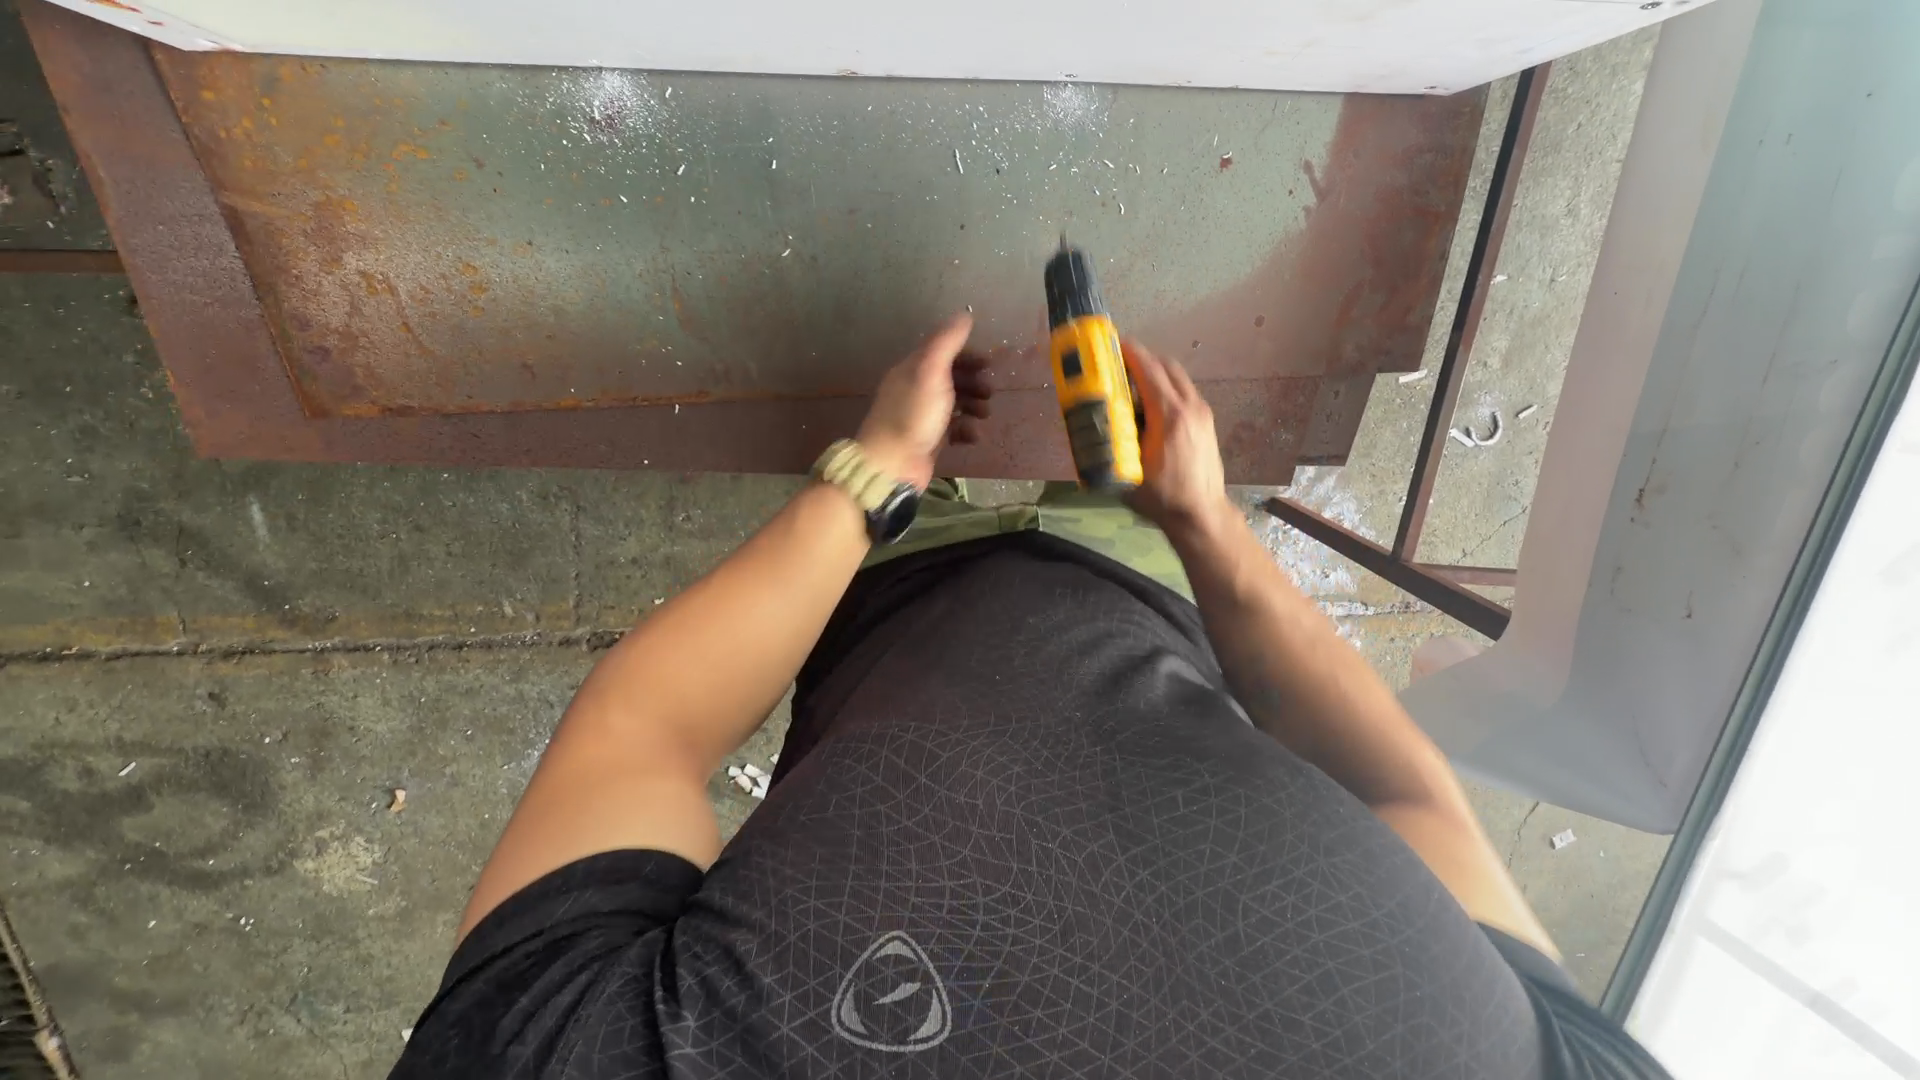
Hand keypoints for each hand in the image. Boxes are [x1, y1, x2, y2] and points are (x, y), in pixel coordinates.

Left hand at [857, 313, 992, 486]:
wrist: (892, 464)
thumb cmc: (913, 415)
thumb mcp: (930, 372)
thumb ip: (946, 342)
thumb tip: (964, 314)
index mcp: (912, 369)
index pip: (943, 352)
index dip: (967, 355)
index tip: (989, 363)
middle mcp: (915, 389)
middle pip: (951, 378)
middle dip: (974, 383)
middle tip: (990, 393)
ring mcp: (922, 416)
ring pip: (954, 404)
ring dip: (974, 406)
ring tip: (984, 415)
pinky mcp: (929, 439)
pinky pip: (953, 429)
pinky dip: (966, 430)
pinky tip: (973, 437)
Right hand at [1123, 341, 1232, 535]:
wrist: (1200, 515)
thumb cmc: (1161, 496)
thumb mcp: (1126, 470)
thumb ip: (1110, 444)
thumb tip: (1088, 425)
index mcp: (1169, 415)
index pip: (1149, 369)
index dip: (1129, 353)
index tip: (1111, 345)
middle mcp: (1190, 406)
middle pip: (1166, 366)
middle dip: (1141, 359)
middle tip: (1118, 364)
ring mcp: (1202, 413)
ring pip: (1177, 377)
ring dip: (1155, 373)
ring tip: (1132, 383)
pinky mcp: (1206, 422)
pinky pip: (1184, 392)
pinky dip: (1166, 388)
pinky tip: (1151, 406)